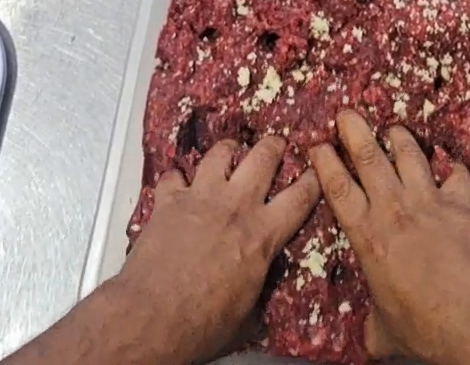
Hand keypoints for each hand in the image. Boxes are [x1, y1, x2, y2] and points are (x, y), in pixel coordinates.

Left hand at [112, 136, 320, 360]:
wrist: (152, 317)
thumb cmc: (203, 324)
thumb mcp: (246, 317)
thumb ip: (258, 293)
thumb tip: (261, 301)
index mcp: (262, 235)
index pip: (299, 198)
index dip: (313, 180)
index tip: (317, 169)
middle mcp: (236, 205)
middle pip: (263, 157)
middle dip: (274, 145)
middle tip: (276, 145)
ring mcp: (201, 196)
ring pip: (221, 153)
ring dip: (228, 150)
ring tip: (231, 152)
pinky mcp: (169, 200)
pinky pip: (174, 176)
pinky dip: (177, 179)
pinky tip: (178, 185)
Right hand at [310, 110, 469, 364]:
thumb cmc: (423, 327)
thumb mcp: (385, 331)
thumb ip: (373, 324)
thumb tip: (369, 341)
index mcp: (367, 235)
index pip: (338, 188)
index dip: (325, 162)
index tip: (317, 143)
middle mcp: (394, 208)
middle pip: (369, 157)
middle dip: (355, 130)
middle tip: (346, 111)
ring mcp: (429, 201)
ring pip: (410, 155)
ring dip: (400, 137)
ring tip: (392, 127)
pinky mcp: (461, 204)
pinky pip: (457, 176)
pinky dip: (453, 168)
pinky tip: (451, 164)